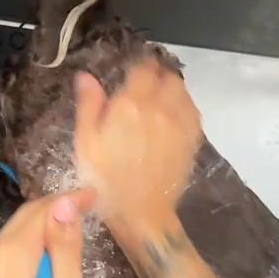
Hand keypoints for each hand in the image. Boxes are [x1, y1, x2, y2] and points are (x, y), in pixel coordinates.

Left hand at [0, 189, 96, 277]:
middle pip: (26, 217)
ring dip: (45, 223)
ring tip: (77, 225)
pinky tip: (53, 253)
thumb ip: (66, 249)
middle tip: (91, 207)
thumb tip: (64, 204)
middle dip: (57, 207)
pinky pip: (10, 249)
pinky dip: (33, 241)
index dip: (70, 199)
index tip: (96, 196)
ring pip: (17, 231)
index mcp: (12, 257)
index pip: (42, 211)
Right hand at [73, 60, 202, 230]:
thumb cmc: (104, 177)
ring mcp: (180, 124)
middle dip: (157, 75)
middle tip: (145, 83)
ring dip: (172, 88)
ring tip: (160, 97)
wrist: (140, 212)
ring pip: (182, 91)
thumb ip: (89, 104)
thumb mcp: (85, 141)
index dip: (140, 64)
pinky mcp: (192, 140)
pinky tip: (173, 115)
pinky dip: (184, 105)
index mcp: (130, 104)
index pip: (144, 68)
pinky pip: (193, 111)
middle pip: (168, 76)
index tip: (134, 69)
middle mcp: (160, 108)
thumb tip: (86, 76)